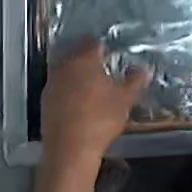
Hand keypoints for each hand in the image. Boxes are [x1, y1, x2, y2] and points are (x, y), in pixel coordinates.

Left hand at [42, 41, 148, 160]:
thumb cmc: (101, 117)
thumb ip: (136, 80)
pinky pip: (61, 87)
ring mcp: (51, 86)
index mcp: (83, 62)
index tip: (113, 48)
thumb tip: (145, 69)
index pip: (93, 43)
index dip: (104, 44)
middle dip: (91, 58)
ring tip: (96, 82)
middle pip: (76, 55)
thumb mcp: (127, 98)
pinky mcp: (46, 102)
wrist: (71, 149)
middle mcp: (63, 69)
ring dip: (80, 74)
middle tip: (107, 64)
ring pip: (67, 71)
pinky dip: (72, 88)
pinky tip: (83, 99)